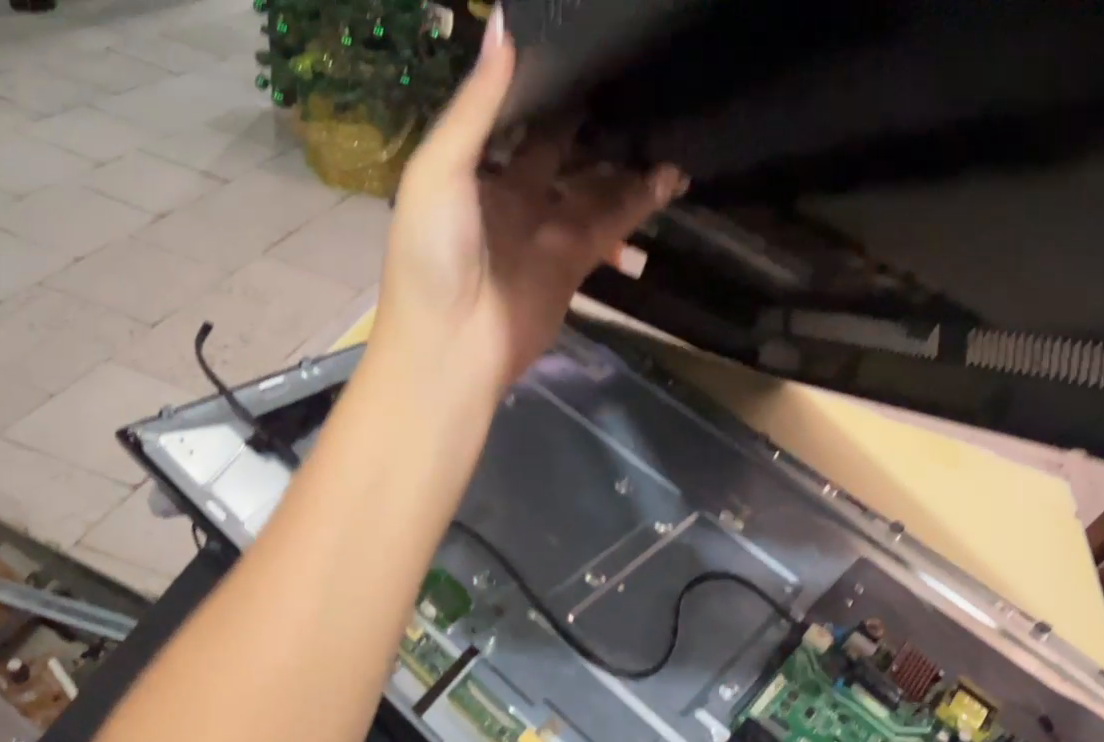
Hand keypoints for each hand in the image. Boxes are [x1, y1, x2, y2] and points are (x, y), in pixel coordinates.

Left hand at [369, 7, 685, 387]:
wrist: (451, 347)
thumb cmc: (432, 256)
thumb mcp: (439, 171)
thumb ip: (476, 107)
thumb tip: (507, 30)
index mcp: (471, 170)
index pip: (514, 119)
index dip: (544, 89)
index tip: (583, 54)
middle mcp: (511, 196)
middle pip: (560, 151)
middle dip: (591, 122)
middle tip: (635, 81)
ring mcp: (544, 231)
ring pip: (593, 186)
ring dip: (625, 161)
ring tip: (667, 121)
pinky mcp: (573, 263)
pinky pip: (611, 223)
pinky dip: (640, 202)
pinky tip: (671, 174)